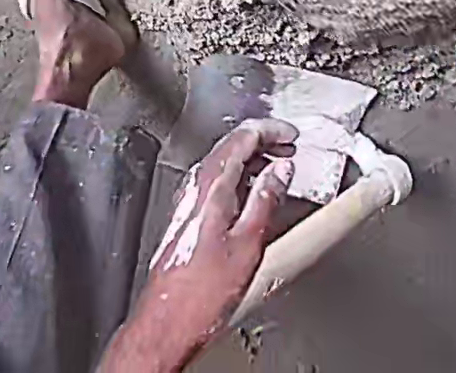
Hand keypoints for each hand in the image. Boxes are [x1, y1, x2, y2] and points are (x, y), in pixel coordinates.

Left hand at [101, 119, 297, 372]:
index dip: (271, 130)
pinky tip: (255, 193)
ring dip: (254, 159)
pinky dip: (242, 177)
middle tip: (288, 147)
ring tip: (278, 168)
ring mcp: (191, 199)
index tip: (290, 134)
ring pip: (226, 162)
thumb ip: (267, 199)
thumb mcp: (248, 243)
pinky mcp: (190, 215)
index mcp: (211, 183)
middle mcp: (196, 184)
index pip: (243, 136)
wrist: (165, 325)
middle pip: (233, 145)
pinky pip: (219, 181)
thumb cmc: (201, 292)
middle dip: (264, 141)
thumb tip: (281, 170)